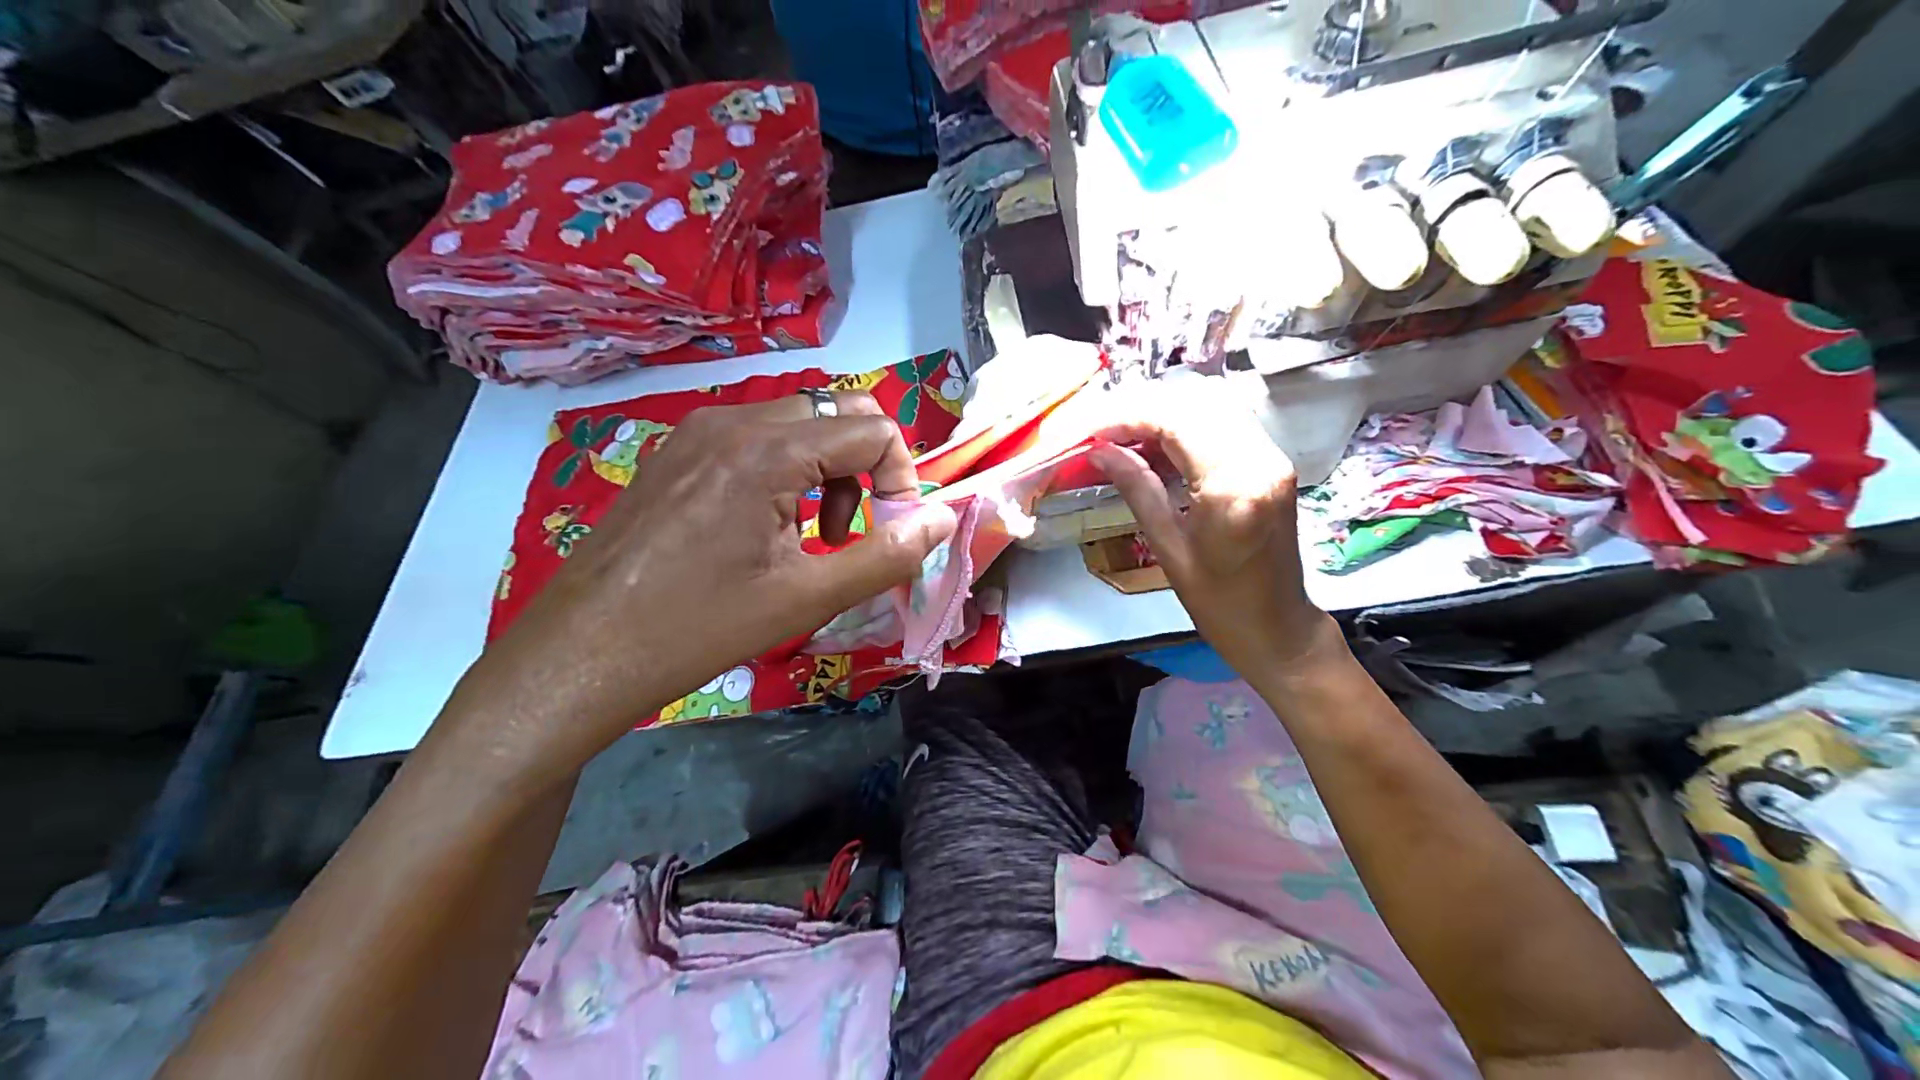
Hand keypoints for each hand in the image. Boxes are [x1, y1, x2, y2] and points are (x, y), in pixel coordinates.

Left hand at [448, 391, 956, 776]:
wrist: (582, 651)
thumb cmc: (699, 627)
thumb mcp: (806, 598)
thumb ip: (886, 555)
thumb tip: (943, 519)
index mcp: (768, 450)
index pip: (873, 429)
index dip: (901, 479)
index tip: (892, 532)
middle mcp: (733, 420)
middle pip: (837, 413)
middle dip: (865, 469)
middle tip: (851, 532)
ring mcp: (697, 432)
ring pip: (796, 423)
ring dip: (826, 471)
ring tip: (808, 538)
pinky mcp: (676, 452)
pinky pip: (754, 439)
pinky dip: (784, 471)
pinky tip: (761, 530)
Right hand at [1090, 380, 1342, 677]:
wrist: (1278, 628)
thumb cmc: (1220, 603)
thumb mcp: (1168, 548)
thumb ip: (1137, 489)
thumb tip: (1100, 451)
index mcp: (1232, 487)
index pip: (1177, 422)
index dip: (1129, 418)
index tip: (1096, 433)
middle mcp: (1260, 461)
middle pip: (1196, 404)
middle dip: (1145, 410)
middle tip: (1106, 433)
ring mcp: (1273, 459)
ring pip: (1213, 408)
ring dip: (1167, 414)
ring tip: (1127, 438)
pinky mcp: (1274, 464)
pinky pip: (1227, 426)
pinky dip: (1189, 427)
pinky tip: (1161, 446)